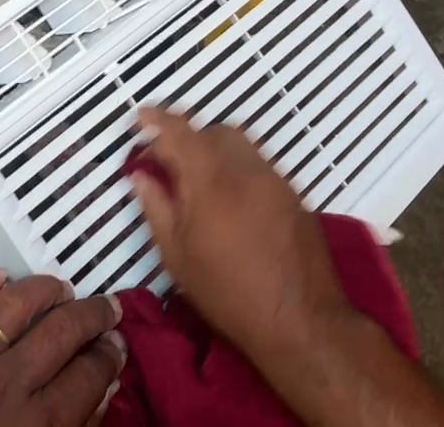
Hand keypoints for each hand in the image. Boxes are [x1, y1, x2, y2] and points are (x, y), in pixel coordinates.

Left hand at [0, 268, 127, 426]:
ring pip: (14, 304)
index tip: (115, 342)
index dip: (109, 352)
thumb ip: (78, 423)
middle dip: (92, 316)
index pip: (89, 372)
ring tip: (61, 289)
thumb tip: (103, 382)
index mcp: (39, 424)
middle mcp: (4, 385)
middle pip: (60, 331)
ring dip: (45, 289)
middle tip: (104, 310)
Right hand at [128, 107, 357, 362]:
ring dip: (214, 150)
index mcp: (210, 179)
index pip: (179, 130)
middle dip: (187, 137)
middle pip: (212, 130)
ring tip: (200, 181)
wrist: (303, 323)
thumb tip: (140, 177)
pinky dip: (237, 168)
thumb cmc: (229, 293)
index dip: (156, 118)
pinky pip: (259, 165)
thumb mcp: (177, 255)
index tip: (140, 119)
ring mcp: (275, 179)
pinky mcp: (294, 195)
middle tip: (169, 164)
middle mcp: (245, 168)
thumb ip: (156, 207)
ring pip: (239, 144)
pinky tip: (231, 202)